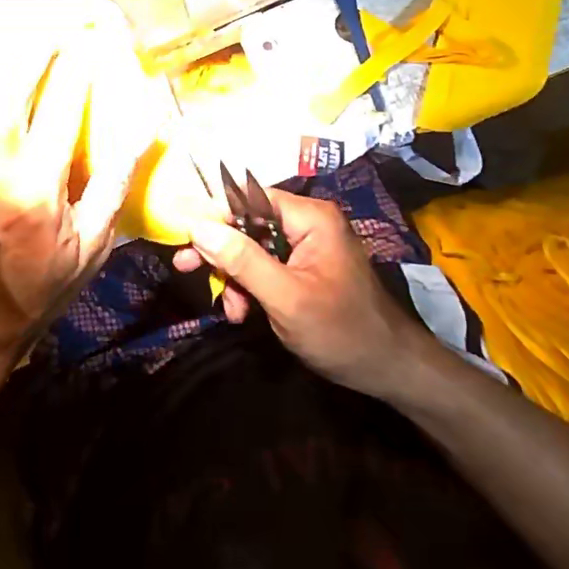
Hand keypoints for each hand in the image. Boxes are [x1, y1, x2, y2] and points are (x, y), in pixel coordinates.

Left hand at [0, 43, 150, 371]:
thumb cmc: (34, 287)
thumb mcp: (90, 245)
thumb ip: (114, 181)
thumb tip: (144, 128)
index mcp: (35, 187)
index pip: (59, 104)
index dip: (76, 66)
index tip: (87, 44)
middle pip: (6, 81)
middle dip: (33, 48)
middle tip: (53, 36)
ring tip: (14, 51)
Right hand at [173, 189, 424, 398]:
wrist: (387, 369)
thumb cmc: (340, 330)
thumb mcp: (285, 297)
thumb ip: (242, 260)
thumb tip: (198, 226)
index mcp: (310, 217)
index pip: (249, 198)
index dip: (214, 214)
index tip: (181, 234)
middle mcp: (307, 223)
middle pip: (247, 224)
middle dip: (220, 252)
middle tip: (185, 269)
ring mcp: (306, 247)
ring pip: (252, 248)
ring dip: (234, 278)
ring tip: (233, 311)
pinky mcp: (303, 269)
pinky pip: (265, 267)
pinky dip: (250, 288)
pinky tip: (244, 313)